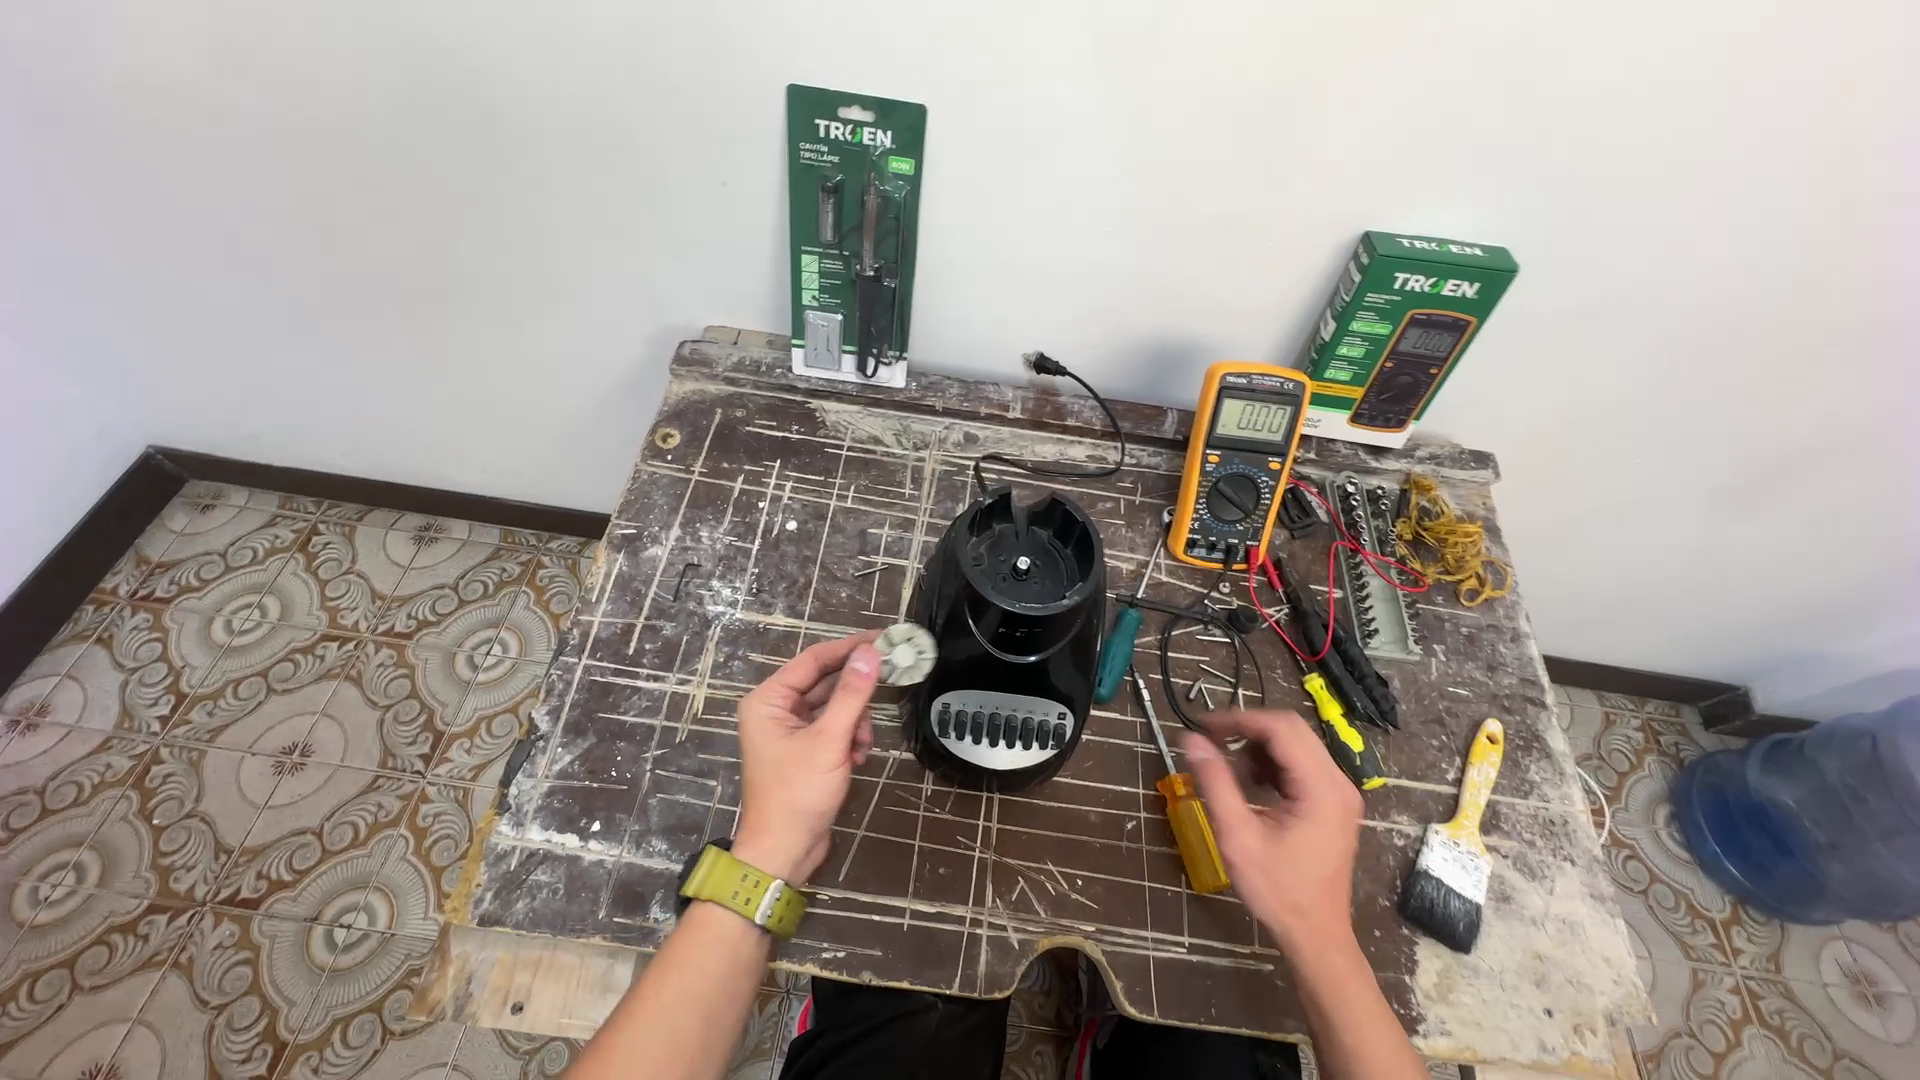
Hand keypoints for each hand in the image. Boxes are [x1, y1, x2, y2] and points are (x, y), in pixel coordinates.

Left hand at [733, 631, 882, 884]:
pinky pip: (833, 729)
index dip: (850, 648)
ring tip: (862, 745)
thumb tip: (871, 653)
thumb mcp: (829, 740)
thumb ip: (852, 694)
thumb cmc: (798, 794)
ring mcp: (789, 732)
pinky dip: (849, 739)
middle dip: (856, 693)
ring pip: (834, 708)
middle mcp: (775, 710)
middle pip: (825, 683)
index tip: (885, 639)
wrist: (784, 852)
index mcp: (768, 700)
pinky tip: (857, 759)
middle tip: (892, 679)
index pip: (814, 660)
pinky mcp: (803, 751)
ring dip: (855, 722)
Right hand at [1180, 709, 1364, 951]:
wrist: (1315, 934)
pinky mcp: (1332, 802)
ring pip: (1295, 744)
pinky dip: (1270, 763)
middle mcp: (1338, 781)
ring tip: (1226, 770)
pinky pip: (1300, 764)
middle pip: (1291, 730)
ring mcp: (1339, 792)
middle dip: (1246, 729)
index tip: (1202, 727)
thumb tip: (1191, 740)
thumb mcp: (1237, 836)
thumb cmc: (1277, 890)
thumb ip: (1215, 783)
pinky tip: (1248, 784)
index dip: (1239, 719)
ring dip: (1257, 747)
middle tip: (1209, 742)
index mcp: (1322, 787)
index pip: (1281, 728)